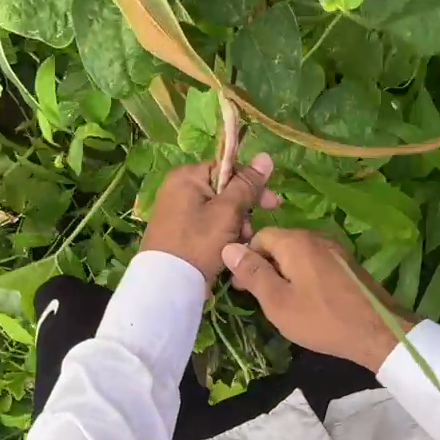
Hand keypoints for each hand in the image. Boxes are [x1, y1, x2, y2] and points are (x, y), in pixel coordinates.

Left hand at [140, 155, 279, 285]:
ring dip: (235, 224)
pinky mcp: (178, 230)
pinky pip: (207, 223)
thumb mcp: (228, 211)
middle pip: (223, 190)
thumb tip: (265, 156)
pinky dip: (221, 233)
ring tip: (241, 242)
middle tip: (254, 229)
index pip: (228, 168)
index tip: (271, 203)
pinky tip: (229, 248)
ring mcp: (177, 210)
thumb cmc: (199, 242)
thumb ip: (247, 185)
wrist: (168, 283)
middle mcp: (179, 188)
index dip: (252, 184)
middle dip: (244, 209)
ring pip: (218, 209)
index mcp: (187, 176)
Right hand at [220, 228, 420, 371]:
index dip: (246, 259)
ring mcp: (335, 249)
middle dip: (264, 266)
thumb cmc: (321, 319)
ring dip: (284, 272)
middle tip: (259, 297)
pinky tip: (306, 299)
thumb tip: (228, 247)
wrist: (377, 332)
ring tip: (281, 301)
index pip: (259, 236)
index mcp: (295, 241)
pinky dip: (303, 275)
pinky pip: (315, 262)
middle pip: (279, 243)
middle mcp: (316, 237)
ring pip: (298, 254)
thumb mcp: (277, 301)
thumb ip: (252, 273)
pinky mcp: (347, 264)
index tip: (243, 286)